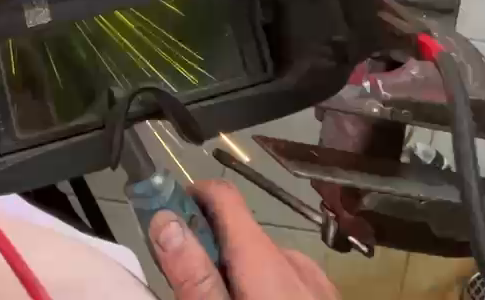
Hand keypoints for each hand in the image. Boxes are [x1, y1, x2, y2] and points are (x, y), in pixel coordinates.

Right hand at [149, 179, 340, 299]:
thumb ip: (194, 275)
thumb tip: (163, 218)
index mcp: (267, 259)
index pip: (222, 194)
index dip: (188, 200)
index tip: (165, 226)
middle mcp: (297, 263)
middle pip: (239, 234)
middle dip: (211, 253)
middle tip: (191, 290)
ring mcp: (321, 288)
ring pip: (265, 263)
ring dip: (240, 277)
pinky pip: (292, 286)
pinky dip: (268, 293)